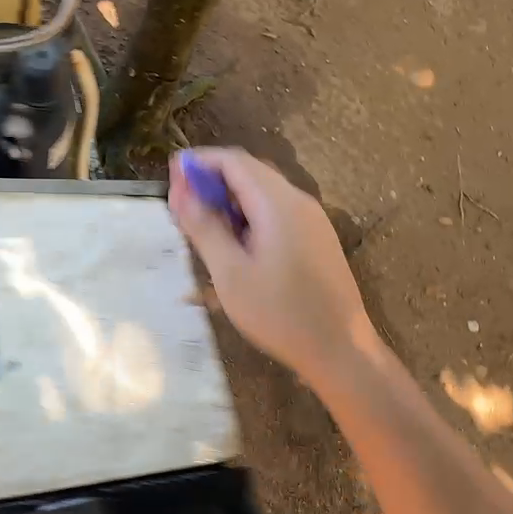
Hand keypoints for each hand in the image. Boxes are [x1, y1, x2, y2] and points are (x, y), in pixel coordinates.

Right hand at [168, 148, 382, 391]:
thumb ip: (204, 226)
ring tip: (200, 224)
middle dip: (210, 179)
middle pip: (248, 171)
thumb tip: (180, 190)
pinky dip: (247, 213)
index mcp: (278, 204)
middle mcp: (298, 201)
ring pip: (261, 191)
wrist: (342, 352)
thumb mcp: (230, 273)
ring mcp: (311, 219)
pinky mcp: (315, 238)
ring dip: (228, 198)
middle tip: (180, 204)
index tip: (170, 176)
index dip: (198, 162)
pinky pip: (275, 209)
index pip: (233, 161)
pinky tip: (233, 242)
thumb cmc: (280, 314)